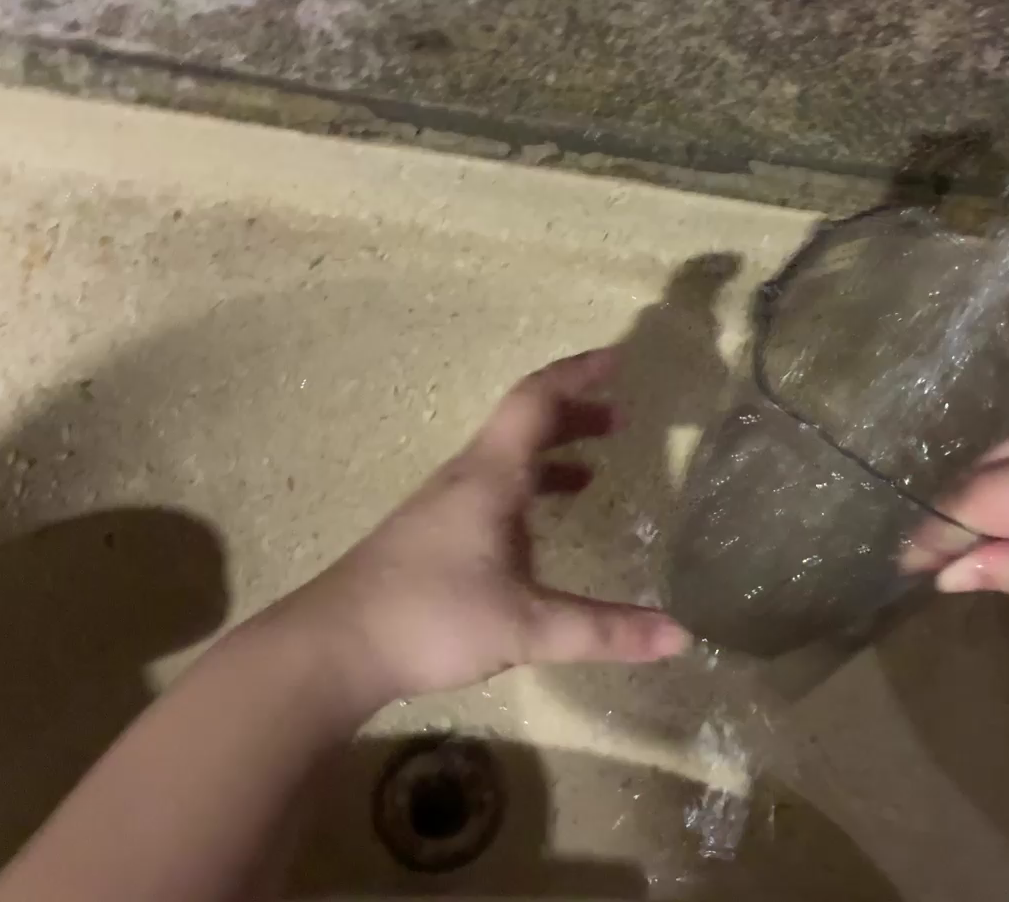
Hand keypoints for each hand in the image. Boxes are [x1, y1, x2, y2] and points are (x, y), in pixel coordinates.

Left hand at [280, 347, 689, 704]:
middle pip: (526, 422)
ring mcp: (448, 503)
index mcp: (492, 476)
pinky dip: (532, 485)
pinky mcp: (436, 531)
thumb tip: (679, 637)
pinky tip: (543, 523)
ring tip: (595, 470)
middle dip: (576, 414)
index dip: (578, 374)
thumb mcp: (527, 626)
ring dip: (554, 450)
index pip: (537, 400)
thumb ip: (605, 630)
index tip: (617, 359)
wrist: (329, 649)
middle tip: (621, 420)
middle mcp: (469, 476)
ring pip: (509, 456)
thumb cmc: (430, 618)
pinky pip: (495, 485)